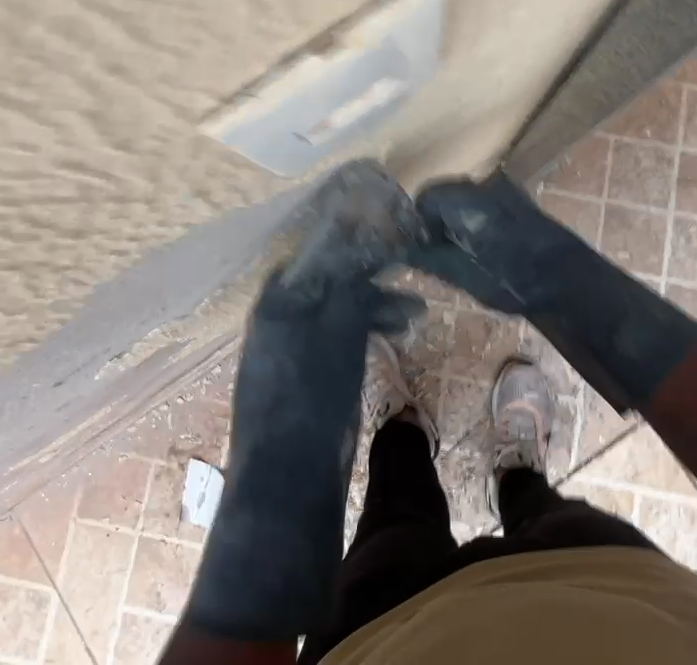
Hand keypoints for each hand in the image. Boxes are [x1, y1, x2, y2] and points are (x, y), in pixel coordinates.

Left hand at [182, 160, 425, 641]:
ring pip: (339, 306)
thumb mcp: (338, 327)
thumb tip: (368, 233)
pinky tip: (397, 333)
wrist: (289, 476)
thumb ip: (353, 279)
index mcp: (279, 297)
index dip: (355, 229)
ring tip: (417, 312)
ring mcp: (291, 347)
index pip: (319, 246)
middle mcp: (279, 315)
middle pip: (331, 275)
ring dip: (376, 303)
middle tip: (411, 261)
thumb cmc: (311, 393)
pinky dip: (367, 329)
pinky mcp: (307, 375)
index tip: (391, 219)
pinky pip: (339, 335)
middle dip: (372, 270)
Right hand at [408, 172, 592, 316]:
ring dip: (459, 220)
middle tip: (443, 253)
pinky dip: (478, 219)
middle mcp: (483, 182)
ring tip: (467, 253)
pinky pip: (487, 202)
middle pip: (445, 194)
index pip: (425, 197)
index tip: (427, 250)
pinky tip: (488, 247)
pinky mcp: (521, 198)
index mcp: (464, 196)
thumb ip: (427, 256)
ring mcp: (505, 187)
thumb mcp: (459, 274)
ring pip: (466, 198)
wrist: (567, 281)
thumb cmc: (508, 278)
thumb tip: (402, 250)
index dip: (421, 225)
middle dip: (438, 221)